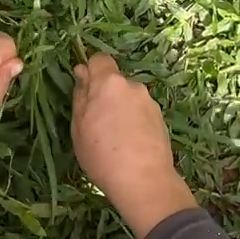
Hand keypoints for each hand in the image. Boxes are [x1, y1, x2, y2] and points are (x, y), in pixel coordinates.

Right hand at [71, 53, 196, 237]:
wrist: (144, 179)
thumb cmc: (101, 154)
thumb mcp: (78, 126)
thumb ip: (80, 95)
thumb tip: (82, 73)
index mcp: (110, 83)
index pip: (99, 59)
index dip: (90, 71)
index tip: (84, 90)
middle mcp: (133, 85)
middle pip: (115, 81)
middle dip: (105, 95)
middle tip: (96, 122)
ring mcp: (149, 101)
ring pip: (128, 97)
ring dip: (120, 109)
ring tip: (115, 138)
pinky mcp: (160, 117)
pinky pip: (140, 111)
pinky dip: (134, 121)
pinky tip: (130, 144)